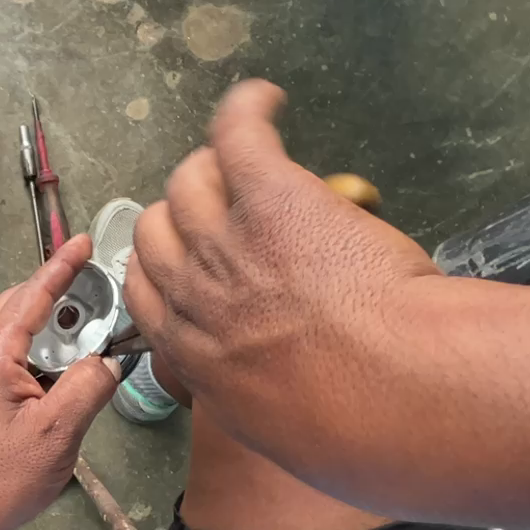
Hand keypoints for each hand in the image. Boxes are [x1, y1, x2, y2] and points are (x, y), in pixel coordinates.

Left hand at [0, 236, 119, 529]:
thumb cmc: (3, 477)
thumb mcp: (58, 431)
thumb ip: (89, 386)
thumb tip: (108, 361)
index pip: (32, 297)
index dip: (61, 267)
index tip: (83, 241)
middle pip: (17, 308)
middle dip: (53, 289)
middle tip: (91, 281)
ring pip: (15, 336)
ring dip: (49, 323)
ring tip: (85, 323)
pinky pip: (14, 361)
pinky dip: (41, 353)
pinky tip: (64, 370)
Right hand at [123, 80, 446, 469]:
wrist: (386, 391)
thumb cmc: (341, 426)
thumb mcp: (269, 429)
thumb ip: (246, 396)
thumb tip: (262, 393)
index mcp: (188, 347)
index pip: (143, 286)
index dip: (163, 264)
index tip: (189, 257)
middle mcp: (193, 288)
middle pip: (156, 227)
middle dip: (184, 216)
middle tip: (224, 208)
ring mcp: (225, 239)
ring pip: (188, 179)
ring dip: (213, 169)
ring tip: (249, 162)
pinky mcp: (269, 196)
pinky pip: (236, 132)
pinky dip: (248, 108)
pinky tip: (267, 100)